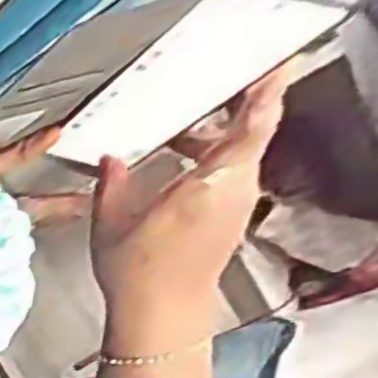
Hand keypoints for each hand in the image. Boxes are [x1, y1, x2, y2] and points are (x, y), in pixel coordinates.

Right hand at [90, 66, 292, 329]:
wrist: (160, 310)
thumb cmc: (139, 271)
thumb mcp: (110, 224)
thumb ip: (111, 185)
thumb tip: (110, 161)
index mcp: (215, 177)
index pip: (257, 116)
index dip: (266, 87)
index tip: (268, 67)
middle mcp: (238, 185)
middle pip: (246, 134)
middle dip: (224, 117)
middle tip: (197, 106)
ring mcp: (239, 203)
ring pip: (237, 157)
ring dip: (212, 146)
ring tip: (177, 144)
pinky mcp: (231, 219)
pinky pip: (227, 181)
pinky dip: (208, 170)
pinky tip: (176, 181)